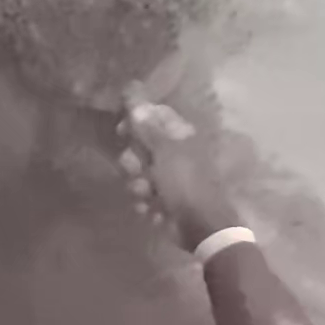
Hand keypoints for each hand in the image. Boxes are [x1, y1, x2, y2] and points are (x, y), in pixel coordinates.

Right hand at [120, 101, 240, 250]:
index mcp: (180, 137)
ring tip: (147, 194)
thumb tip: (134, 97)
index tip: (123, 129)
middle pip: (140, 146)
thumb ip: (148, 126)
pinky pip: (141, 195)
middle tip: (137, 169)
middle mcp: (174, 154)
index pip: (154, 116)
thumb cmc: (186, 185)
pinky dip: (144, 202)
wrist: (202, 227)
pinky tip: (152, 209)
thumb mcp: (165, 152)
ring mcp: (168, 178)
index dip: (136, 121)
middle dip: (133, 161)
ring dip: (138, 185)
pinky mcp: (162, 200)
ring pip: (137, 173)